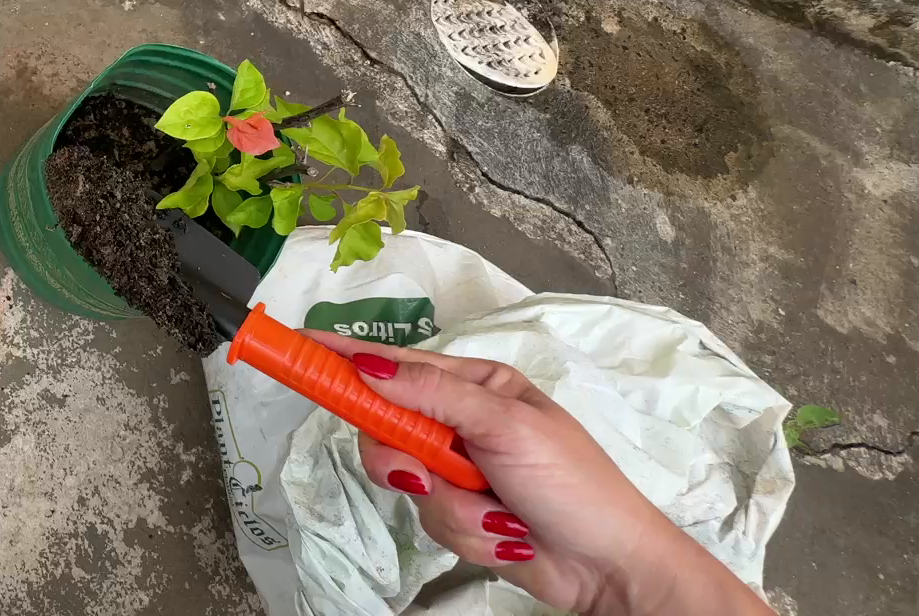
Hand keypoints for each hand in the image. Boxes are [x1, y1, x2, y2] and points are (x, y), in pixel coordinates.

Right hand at [303, 331, 770, 615]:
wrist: (619, 575)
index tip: (299, 343)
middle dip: (399, 454)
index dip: (342, 353)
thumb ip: (431, 393)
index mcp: (469, 385)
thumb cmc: (575, 484)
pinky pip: (425, 514)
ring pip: (399, 473)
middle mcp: (452, 421)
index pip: (391, 362)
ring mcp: (451, 467)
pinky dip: (461, 530)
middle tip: (418, 471)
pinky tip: (501, 535)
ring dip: (444, 503)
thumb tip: (365, 366)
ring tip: (490, 515)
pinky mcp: (454, 511)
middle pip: (381, 422)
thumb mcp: (505, 426)